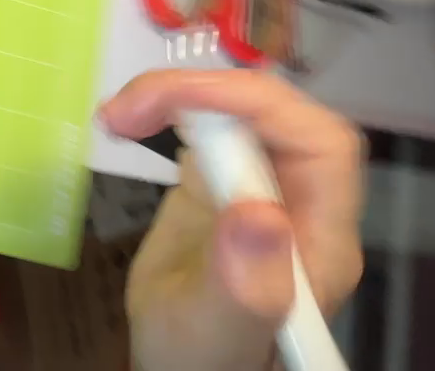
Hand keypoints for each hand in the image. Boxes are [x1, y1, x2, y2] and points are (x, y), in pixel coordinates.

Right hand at [101, 70, 365, 370]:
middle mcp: (297, 205)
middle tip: (125, 110)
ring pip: (237, 108)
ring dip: (174, 95)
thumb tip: (258, 212)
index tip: (174, 105)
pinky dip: (163, 108)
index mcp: (315, 241)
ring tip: (116, 116)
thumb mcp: (216, 333)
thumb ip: (246, 284)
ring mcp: (258, 188)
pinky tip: (126, 122)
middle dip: (199, 92)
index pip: (318, 143)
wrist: (182, 367)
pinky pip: (206, 125)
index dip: (254, 106)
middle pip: (274, 112)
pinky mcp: (219, 182)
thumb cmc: (200, 359)